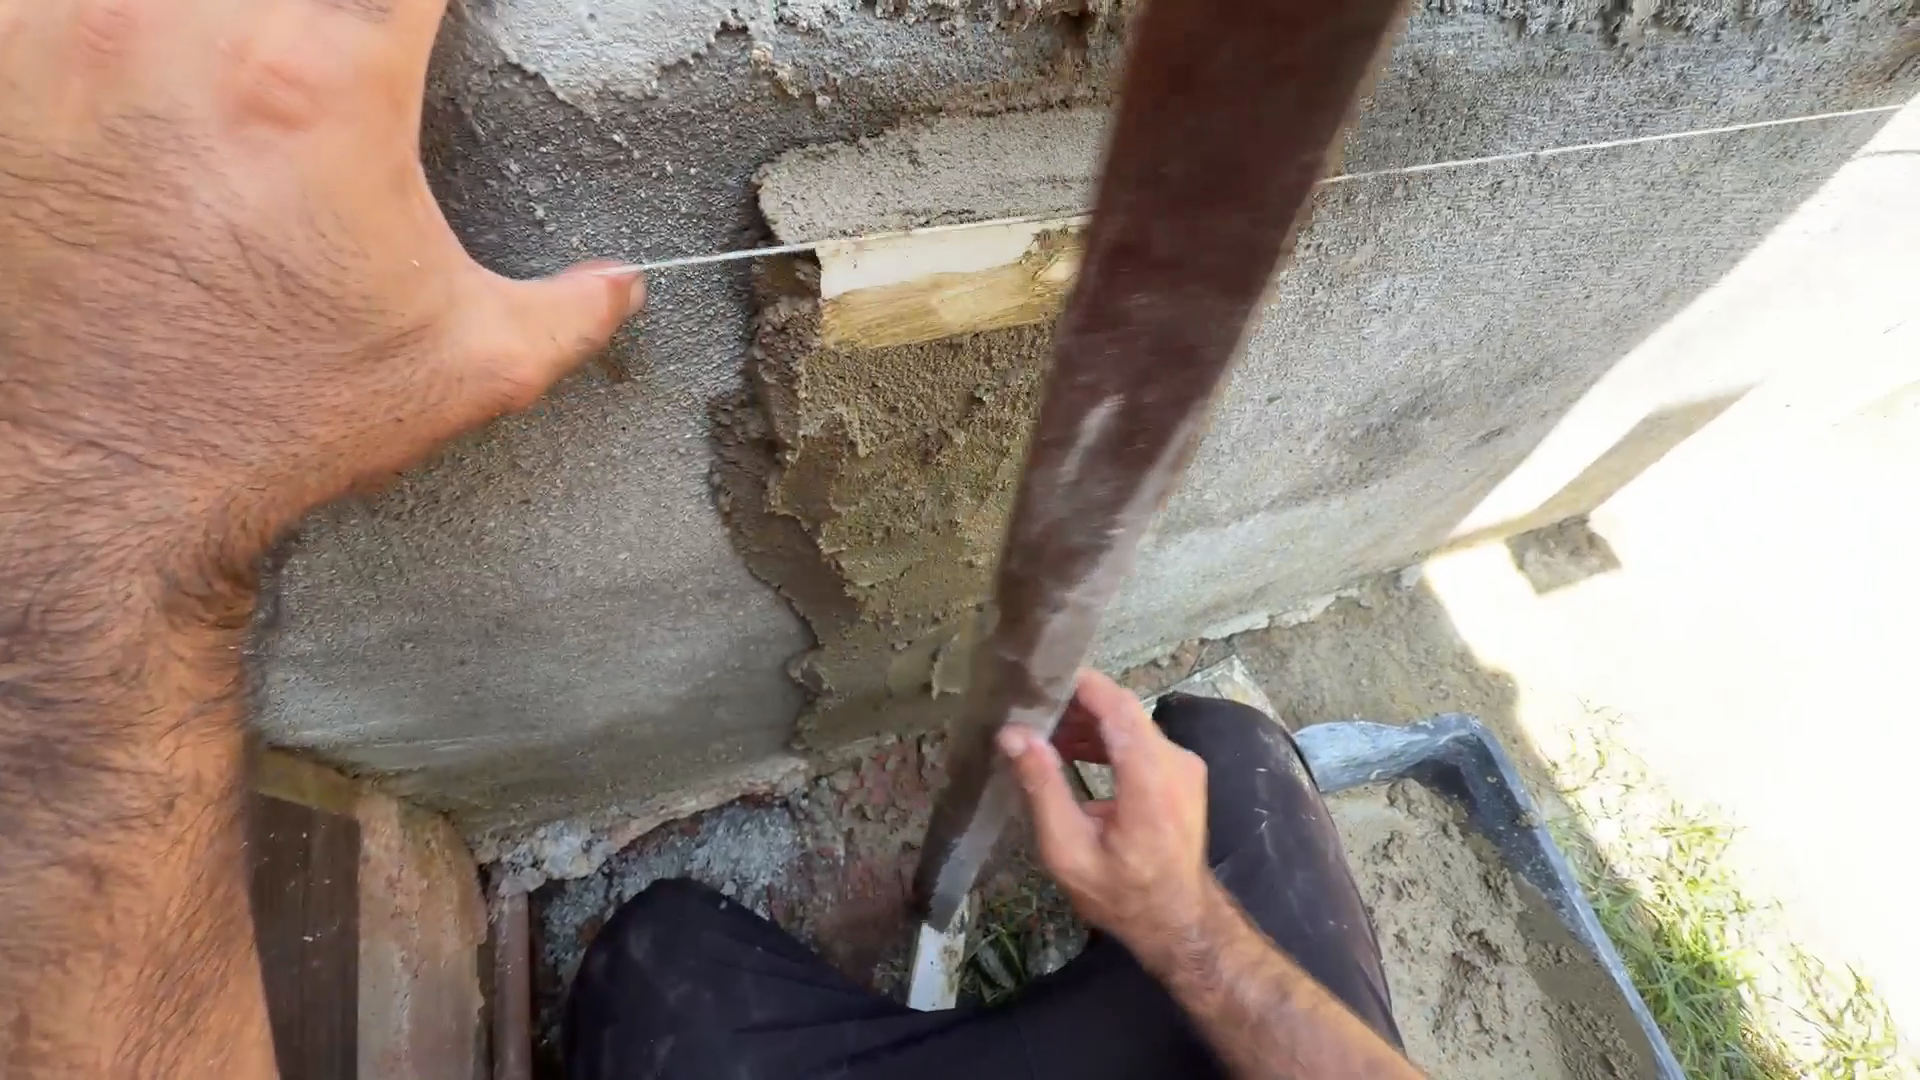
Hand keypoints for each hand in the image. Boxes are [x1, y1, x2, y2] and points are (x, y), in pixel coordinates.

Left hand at [0, 0, 641, 587]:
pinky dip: (149, 27)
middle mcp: (186, 35)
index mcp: (325, 94)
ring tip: (284, 62)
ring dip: (254, 20)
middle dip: (350, 10)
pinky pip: (62, 0)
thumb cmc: (304, 406)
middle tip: (370, 45)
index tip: (455, 13)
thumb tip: (624, 285)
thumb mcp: (489, 365)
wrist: (120, 468)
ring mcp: (63, 34)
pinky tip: (180, 64)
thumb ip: (577, 309)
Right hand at [998, 669, 1217, 959]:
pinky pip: (1139, 737)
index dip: (1081, 685)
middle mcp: (1175, 761)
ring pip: (1129, 720)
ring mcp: (1183, 764)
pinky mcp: (1181, 770)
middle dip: (1075, 703)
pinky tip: (1072, 748)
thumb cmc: (1121, 895)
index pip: (1117, 707)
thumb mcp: (1068, 851)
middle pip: (1122, 709)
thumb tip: (1013, 734)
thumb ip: (1042, 787)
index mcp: (1150, 779)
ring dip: (1087, 720)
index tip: (1040, 677)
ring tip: (1044, 732)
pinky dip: (1105, 735)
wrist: (1181, 924)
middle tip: (1030, 708)